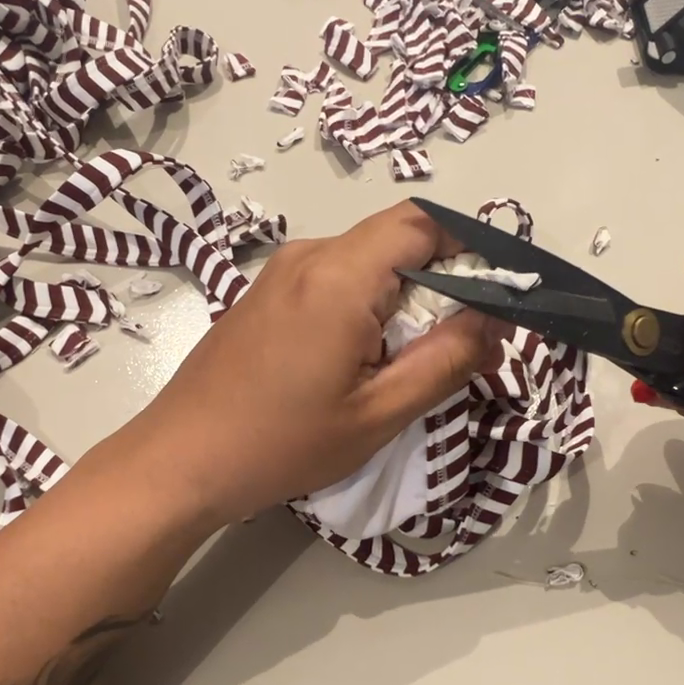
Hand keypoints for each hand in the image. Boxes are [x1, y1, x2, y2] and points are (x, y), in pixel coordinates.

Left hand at [98, 202, 507, 525]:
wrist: (181, 461)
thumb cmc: (281, 443)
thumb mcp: (377, 414)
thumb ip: (445, 361)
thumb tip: (497, 321)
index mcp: (339, 275)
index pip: (424, 223)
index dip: (473, 247)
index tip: (502, 295)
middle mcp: (308, 257)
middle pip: (395, 239)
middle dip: (443, 280)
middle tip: (468, 340)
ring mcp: (279, 274)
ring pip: (364, 262)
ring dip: (403, 297)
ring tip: (417, 359)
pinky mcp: (264, 297)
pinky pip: (332, 282)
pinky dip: (366, 307)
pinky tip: (365, 360)